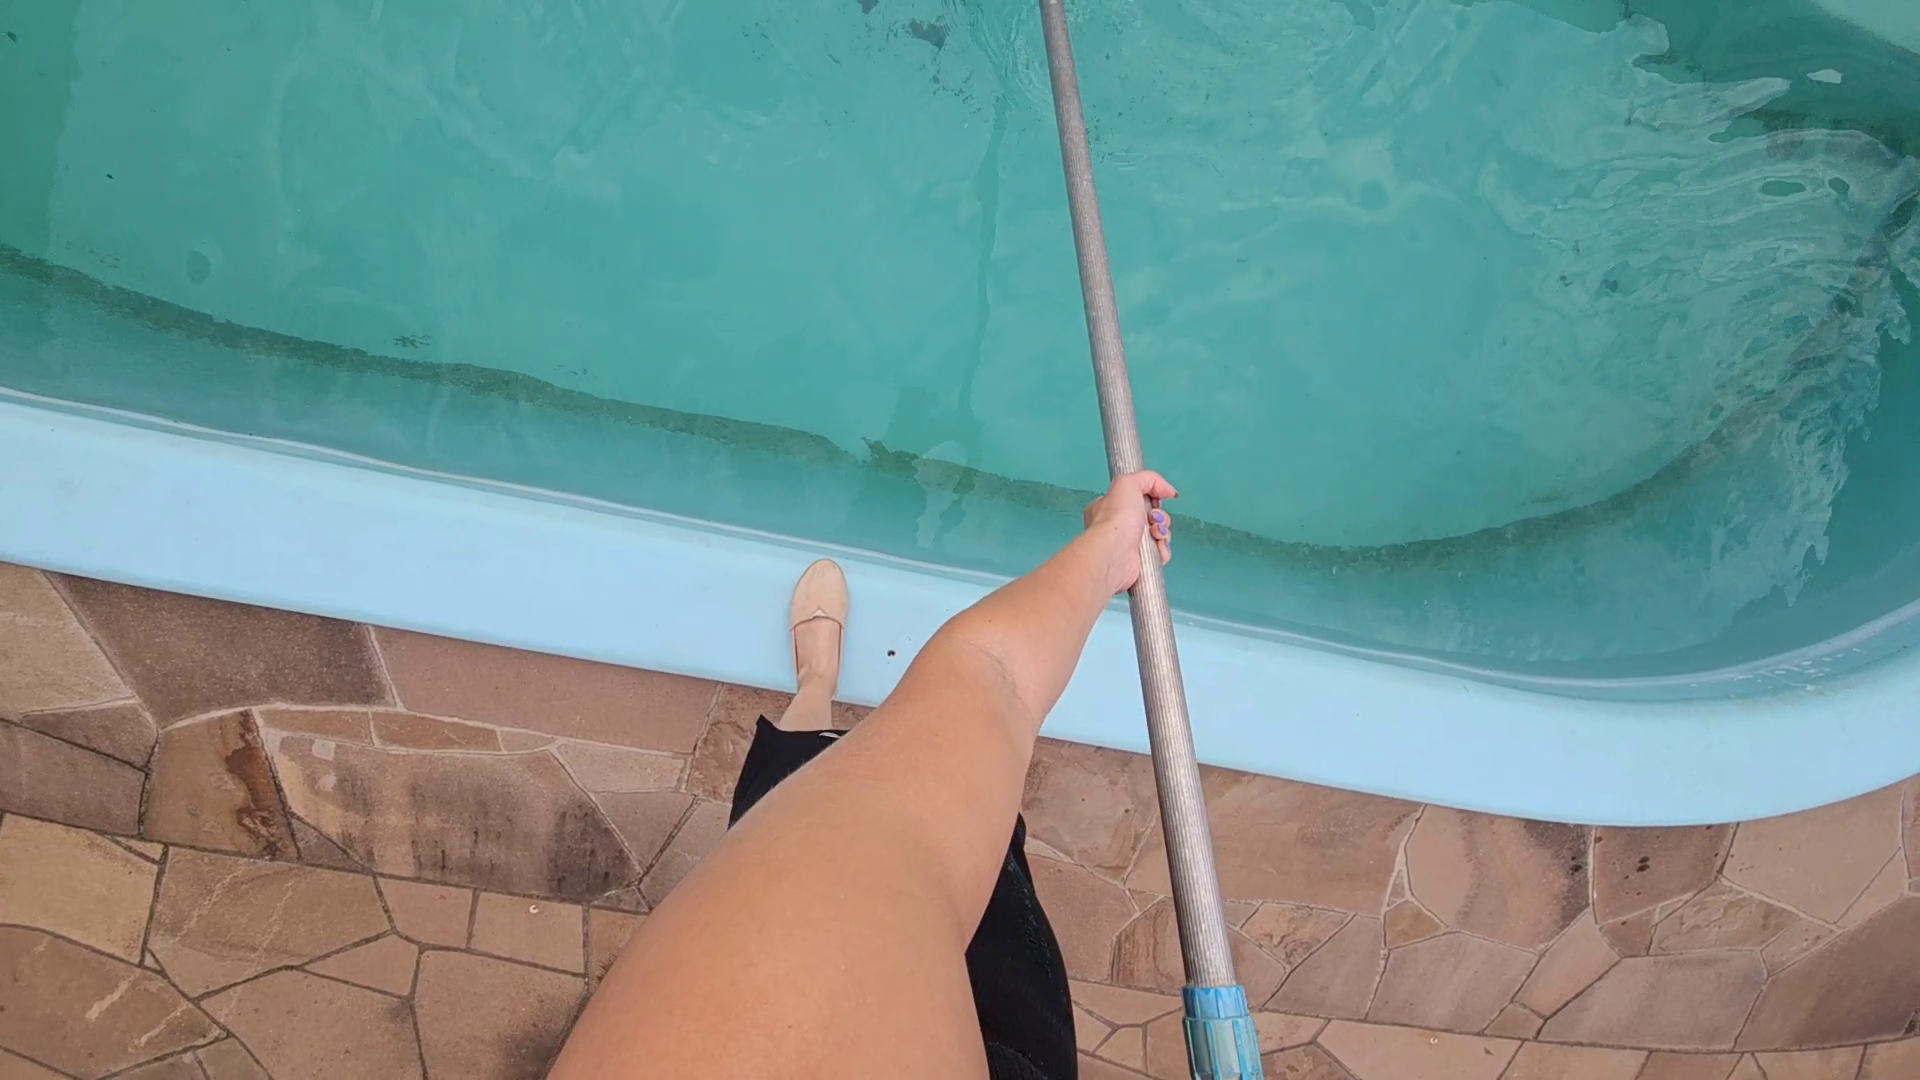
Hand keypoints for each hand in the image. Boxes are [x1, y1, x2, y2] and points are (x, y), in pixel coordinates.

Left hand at [1082, 471, 1176, 593]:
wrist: (1114, 553)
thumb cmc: (1115, 518)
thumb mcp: (1128, 483)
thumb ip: (1149, 479)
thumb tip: (1169, 491)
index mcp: (1109, 507)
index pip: (1136, 499)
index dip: (1151, 498)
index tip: (1154, 500)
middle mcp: (1118, 527)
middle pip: (1151, 517)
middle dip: (1159, 516)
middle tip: (1153, 519)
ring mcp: (1129, 546)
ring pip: (1158, 534)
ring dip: (1162, 531)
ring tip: (1154, 534)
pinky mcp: (1140, 562)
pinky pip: (1160, 552)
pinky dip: (1162, 549)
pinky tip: (1155, 547)